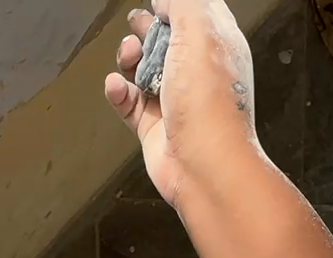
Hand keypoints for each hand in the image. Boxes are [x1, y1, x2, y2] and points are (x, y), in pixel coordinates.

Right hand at [104, 0, 259, 205]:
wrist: (202, 166)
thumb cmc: (209, 105)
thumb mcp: (199, 29)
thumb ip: (182, 2)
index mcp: (216, 45)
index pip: (196, 13)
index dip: (175, 5)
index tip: (157, 2)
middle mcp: (197, 73)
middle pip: (165, 40)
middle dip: (147, 29)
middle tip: (137, 27)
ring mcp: (174, 102)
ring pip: (143, 70)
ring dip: (129, 58)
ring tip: (128, 57)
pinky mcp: (155, 128)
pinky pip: (129, 103)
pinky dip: (118, 93)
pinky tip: (116, 86)